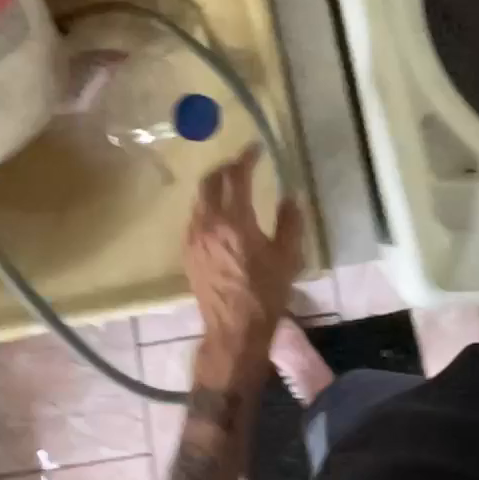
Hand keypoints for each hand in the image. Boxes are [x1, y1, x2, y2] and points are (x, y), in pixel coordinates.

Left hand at [183, 145, 303, 370]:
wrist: (234, 330)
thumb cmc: (265, 293)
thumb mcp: (287, 257)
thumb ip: (290, 221)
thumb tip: (291, 196)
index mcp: (235, 221)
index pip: (236, 176)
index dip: (246, 158)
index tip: (256, 149)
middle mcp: (208, 224)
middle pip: (210, 181)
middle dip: (226, 167)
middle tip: (242, 164)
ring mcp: (193, 238)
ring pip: (199, 199)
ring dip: (215, 186)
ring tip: (232, 186)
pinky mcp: (188, 251)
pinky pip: (195, 217)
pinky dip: (207, 206)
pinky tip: (220, 214)